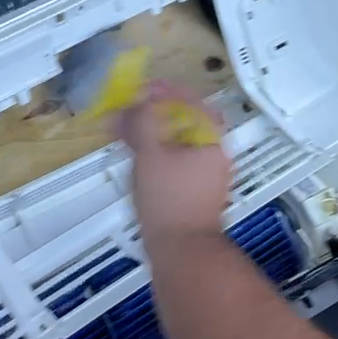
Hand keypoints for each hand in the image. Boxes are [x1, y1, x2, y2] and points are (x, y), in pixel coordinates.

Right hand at [114, 80, 231, 243]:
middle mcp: (214, 153)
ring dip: (150, 129)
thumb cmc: (168, 199)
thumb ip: (146, 120)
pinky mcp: (193, 188)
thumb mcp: (151, 153)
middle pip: (183, 120)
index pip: (192, 102)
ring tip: (122, 128)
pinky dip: (154, 149)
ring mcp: (205, 173)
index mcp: (211, 140)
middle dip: (152, 111)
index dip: (166, 91)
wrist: (181, 250)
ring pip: (176, 140)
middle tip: (127, 108)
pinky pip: (173, 157)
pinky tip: (133, 151)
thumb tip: (143, 100)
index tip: (142, 88)